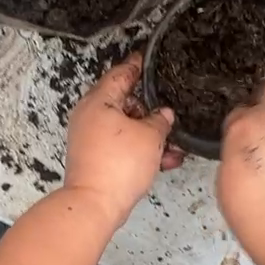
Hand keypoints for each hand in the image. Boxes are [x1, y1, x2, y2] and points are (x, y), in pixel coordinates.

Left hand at [62, 54, 179, 221]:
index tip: (147, 59)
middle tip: (169, 115)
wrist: (95, 205)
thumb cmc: (116, 167)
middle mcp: (90, 117)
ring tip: (174, 146)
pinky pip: (121, 147)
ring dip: (150, 136)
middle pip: (125, 103)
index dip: (138, 66)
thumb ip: (160, 120)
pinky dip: (141, 151)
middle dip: (150, 112)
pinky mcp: (95, 158)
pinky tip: (164, 160)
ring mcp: (90, 138)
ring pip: (126, 128)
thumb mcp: (150, 136)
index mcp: (98, 101)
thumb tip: (163, 115)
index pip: (121, 74)